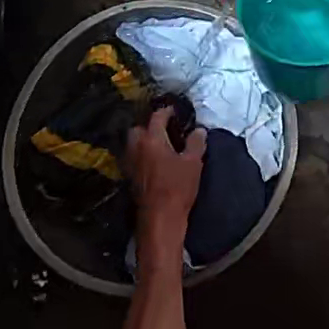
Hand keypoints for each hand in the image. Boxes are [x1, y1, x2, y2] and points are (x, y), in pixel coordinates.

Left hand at [125, 107, 206, 242]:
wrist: (160, 217)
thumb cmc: (177, 188)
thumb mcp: (193, 163)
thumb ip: (196, 143)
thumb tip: (199, 130)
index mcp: (152, 139)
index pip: (157, 117)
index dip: (166, 111)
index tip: (174, 111)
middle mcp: (137, 147)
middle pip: (138, 128)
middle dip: (149, 125)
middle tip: (164, 129)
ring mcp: (131, 162)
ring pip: (133, 143)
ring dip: (143, 140)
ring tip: (159, 144)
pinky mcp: (129, 176)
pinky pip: (133, 157)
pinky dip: (141, 154)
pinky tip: (153, 161)